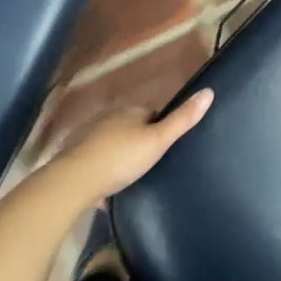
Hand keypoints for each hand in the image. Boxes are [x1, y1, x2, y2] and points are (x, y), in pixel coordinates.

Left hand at [52, 90, 213, 197]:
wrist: (74, 181)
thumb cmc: (121, 158)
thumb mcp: (158, 141)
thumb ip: (182, 120)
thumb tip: (209, 91)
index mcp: (130, 112)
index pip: (150, 114)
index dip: (158, 128)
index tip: (163, 147)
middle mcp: (107, 117)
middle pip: (128, 128)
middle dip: (136, 142)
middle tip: (146, 166)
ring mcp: (86, 136)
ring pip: (109, 144)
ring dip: (116, 156)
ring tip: (126, 179)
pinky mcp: (71, 156)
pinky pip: (91, 161)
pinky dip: (98, 170)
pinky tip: (103, 189)